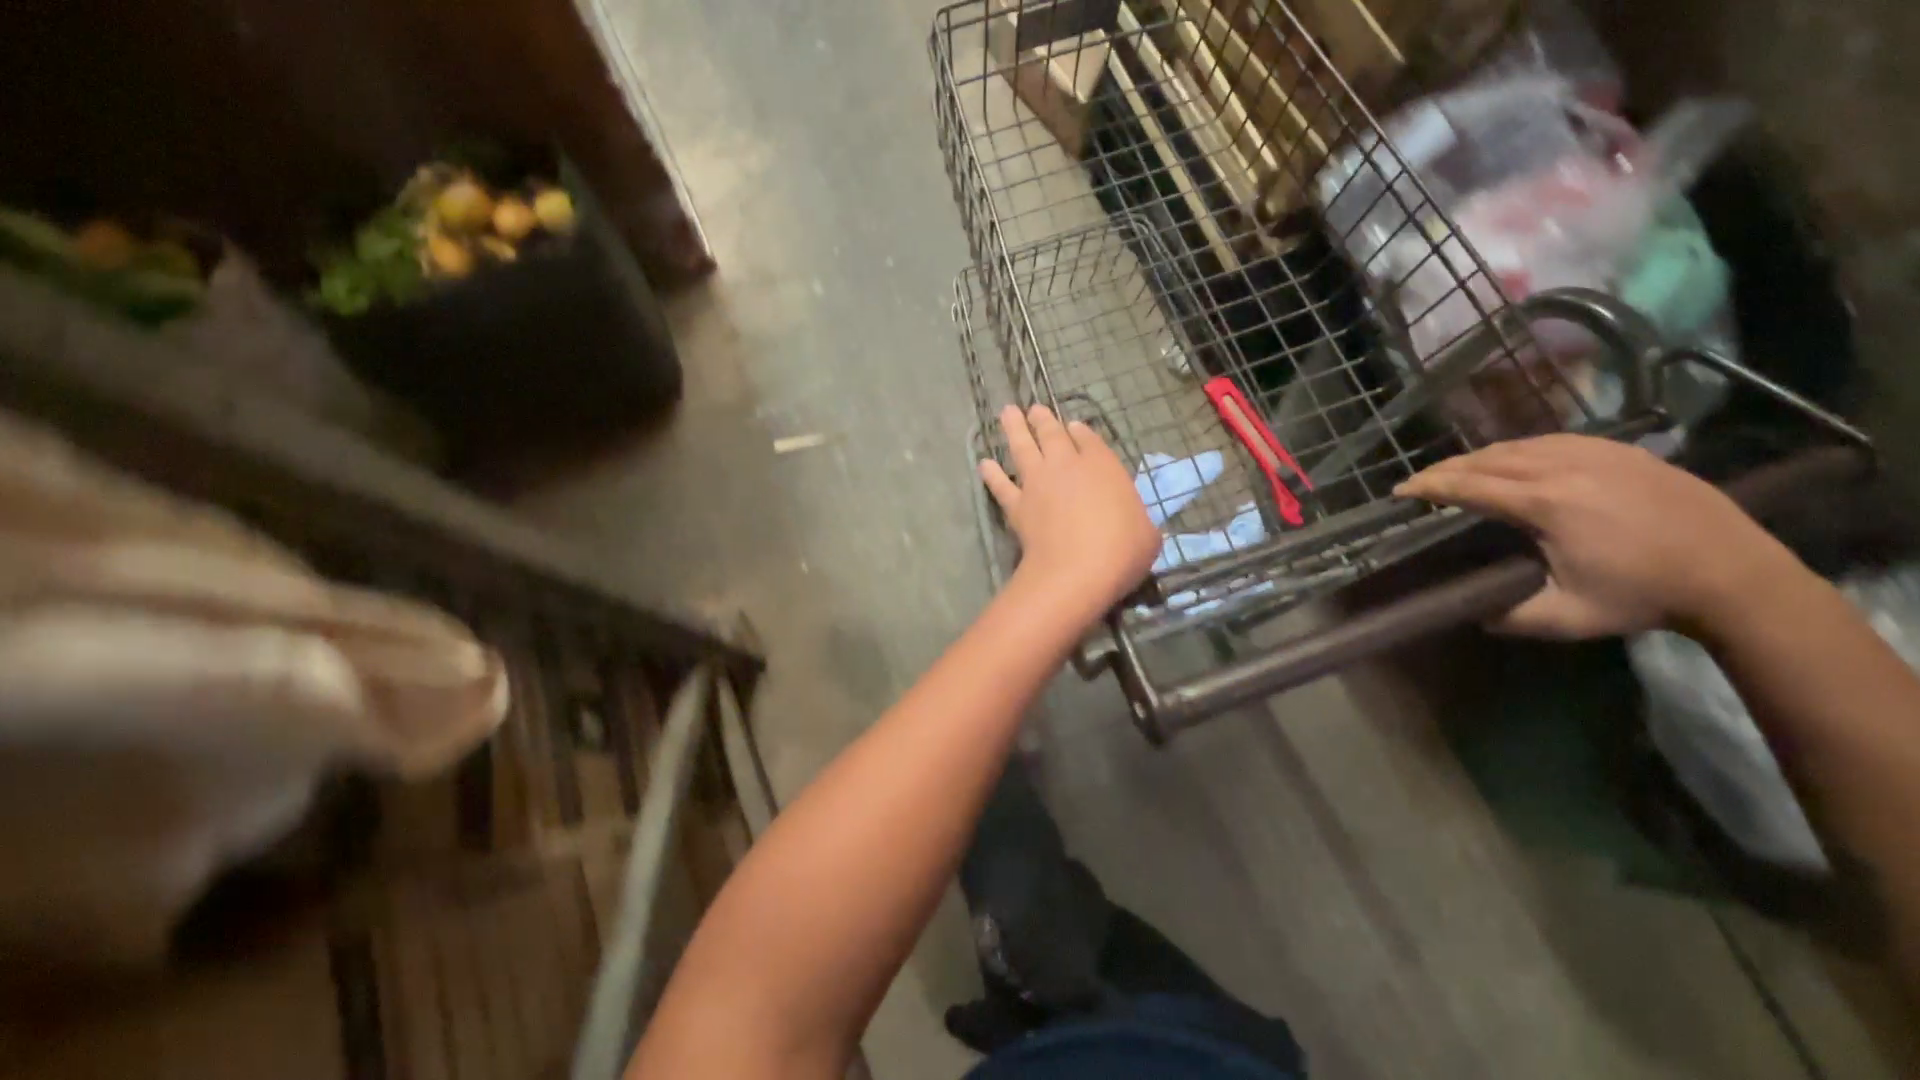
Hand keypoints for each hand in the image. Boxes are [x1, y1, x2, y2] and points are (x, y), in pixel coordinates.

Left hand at [980, 405, 1160, 618]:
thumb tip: (1135, 525)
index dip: (1081, 431)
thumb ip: (1137, 520)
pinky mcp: (1017, 506)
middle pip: (1052, 435)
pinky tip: (983, 464)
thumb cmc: (1122, 550)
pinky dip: (991, 474)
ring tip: (1007, 413)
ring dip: (1015, 428)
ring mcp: (1038, 483)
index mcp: (1104, 466)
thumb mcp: (1147, 533)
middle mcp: (1068, 465)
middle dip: (1044, 420)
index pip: (1090, 440)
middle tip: (1034, 409)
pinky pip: (1001, 485)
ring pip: (1023, 448)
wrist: (1077, 570)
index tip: (1074, 425)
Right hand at [1395, 434, 1807, 638]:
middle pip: (1489, 458)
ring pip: (1521, 444)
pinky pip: (1555, 439)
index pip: (1470, 485)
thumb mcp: (1568, 618)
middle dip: (1448, 468)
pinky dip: (1521, 448)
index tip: (1401, 491)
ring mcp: (1597, 451)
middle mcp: (1564, 466)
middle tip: (1422, 481)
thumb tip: (1473, 611)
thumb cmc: (1643, 596)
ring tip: (1462, 471)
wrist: (1733, 573)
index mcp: (1546, 503)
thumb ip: (1510, 616)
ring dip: (1482, 456)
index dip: (1430, 486)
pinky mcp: (1623, 450)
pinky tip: (1517, 460)